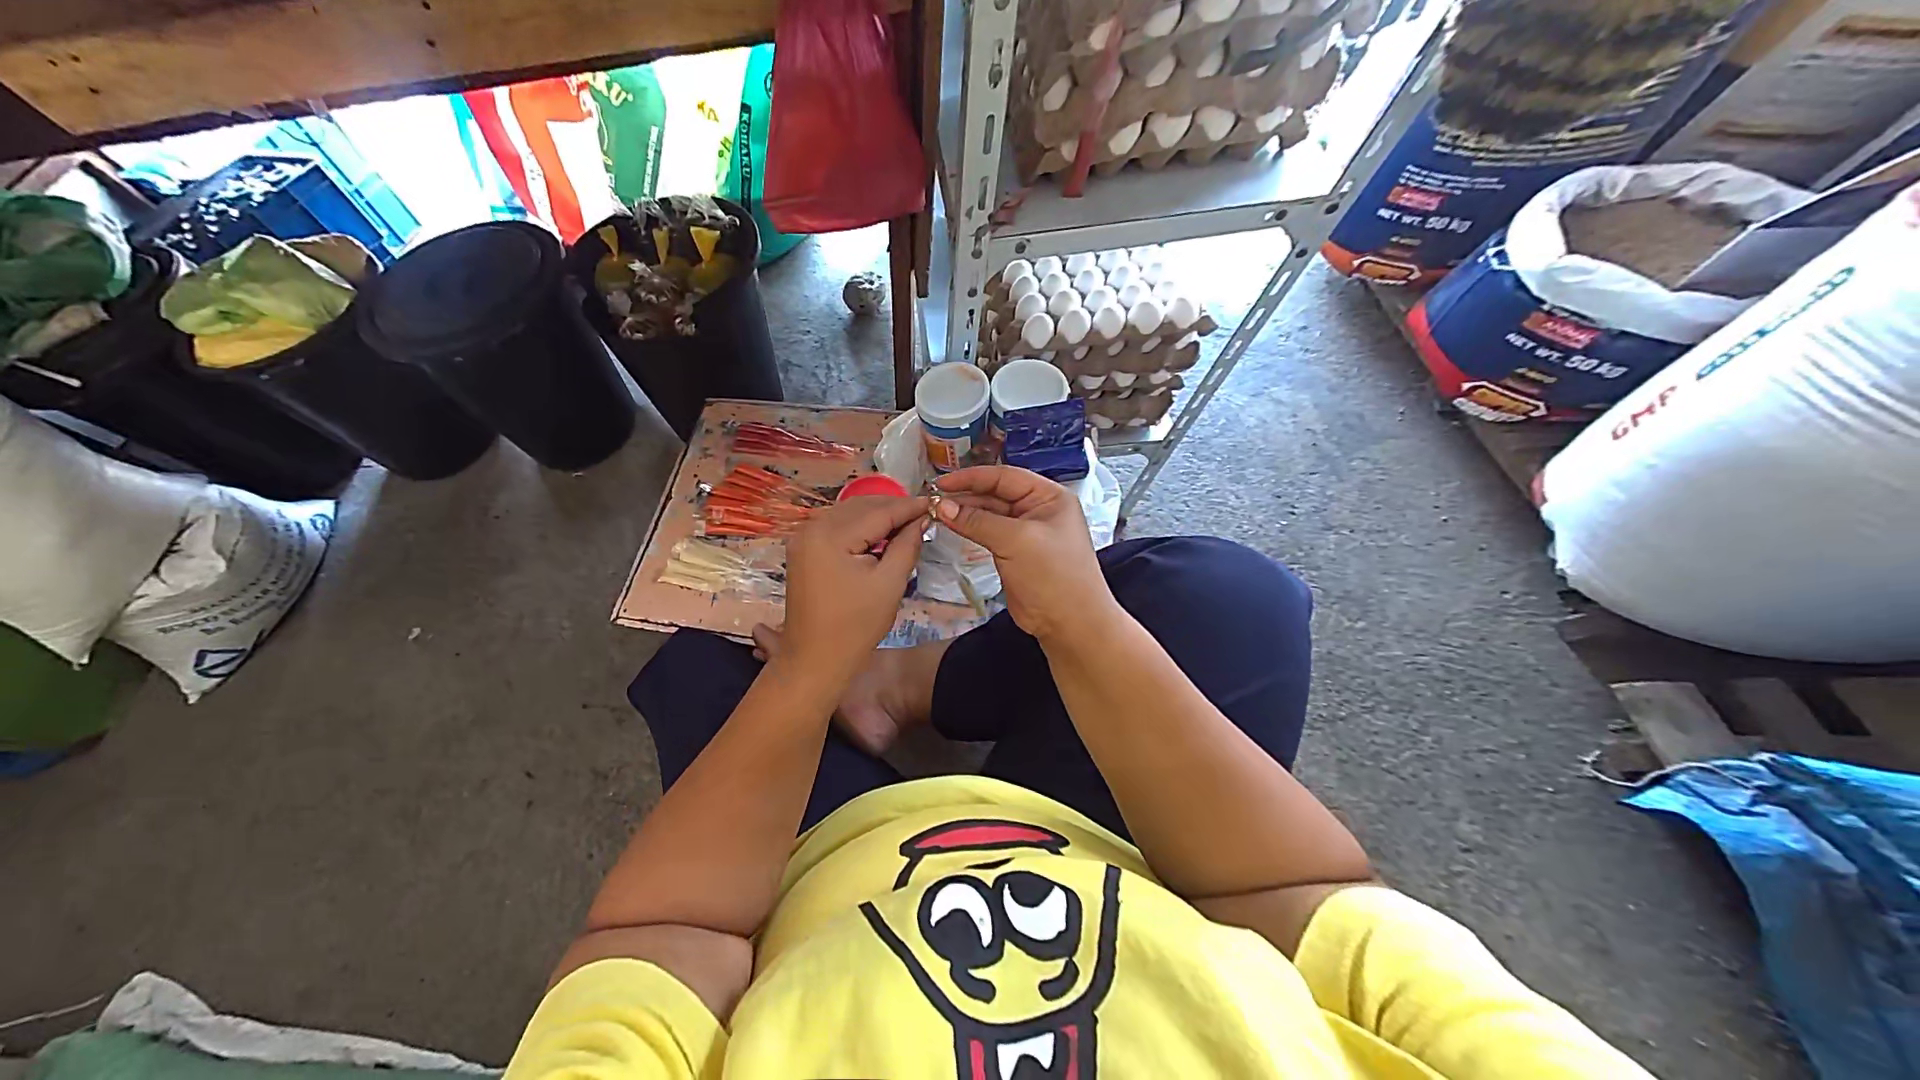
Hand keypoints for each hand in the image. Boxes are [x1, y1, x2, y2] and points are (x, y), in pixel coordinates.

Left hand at [770, 495, 927, 685]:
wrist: (815, 660)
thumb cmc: (855, 626)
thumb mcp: (889, 583)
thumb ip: (906, 545)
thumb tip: (921, 520)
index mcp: (830, 536)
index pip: (878, 512)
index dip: (909, 507)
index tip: (935, 504)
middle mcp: (811, 528)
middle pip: (861, 506)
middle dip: (893, 508)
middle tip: (924, 514)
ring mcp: (803, 538)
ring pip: (848, 513)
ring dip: (877, 515)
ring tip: (906, 523)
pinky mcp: (803, 550)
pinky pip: (836, 527)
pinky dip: (860, 527)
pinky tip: (880, 535)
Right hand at [934, 466, 1114, 642]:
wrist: (1069, 622)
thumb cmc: (1054, 576)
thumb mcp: (1016, 541)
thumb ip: (978, 521)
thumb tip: (944, 507)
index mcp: (1049, 497)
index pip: (1005, 477)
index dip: (972, 478)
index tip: (943, 483)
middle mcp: (1039, 510)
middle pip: (996, 494)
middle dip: (966, 496)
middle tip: (935, 501)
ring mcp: (1027, 532)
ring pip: (990, 514)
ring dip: (965, 513)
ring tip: (938, 513)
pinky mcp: (1015, 552)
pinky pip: (989, 533)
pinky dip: (971, 530)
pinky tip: (953, 526)